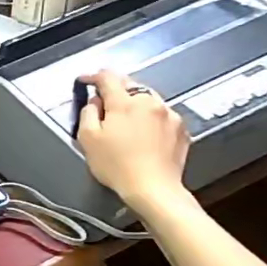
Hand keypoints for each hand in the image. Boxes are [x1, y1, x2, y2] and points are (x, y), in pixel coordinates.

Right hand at [76, 70, 189, 210]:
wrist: (153, 189)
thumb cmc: (116, 165)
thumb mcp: (87, 138)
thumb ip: (88, 112)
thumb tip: (95, 101)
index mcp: (124, 102)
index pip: (108, 77)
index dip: (93, 76)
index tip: (85, 80)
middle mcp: (150, 102)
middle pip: (130, 84)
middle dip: (115, 88)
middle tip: (103, 100)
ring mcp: (169, 114)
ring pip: (148, 98)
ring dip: (134, 102)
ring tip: (123, 118)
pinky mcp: (181, 128)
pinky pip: (161, 114)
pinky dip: (149, 116)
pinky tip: (142, 132)